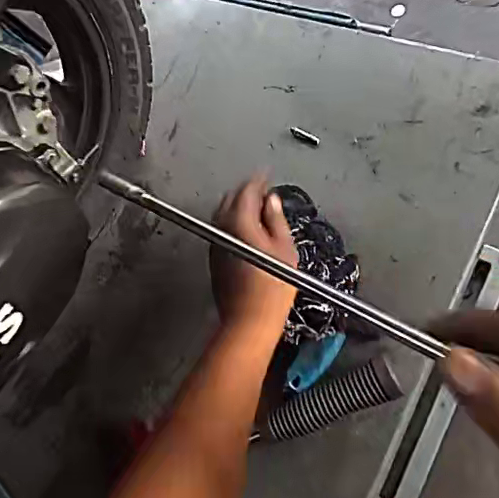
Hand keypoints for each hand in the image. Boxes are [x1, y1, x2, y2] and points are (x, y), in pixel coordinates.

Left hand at [210, 173, 299, 336]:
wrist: (249, 321)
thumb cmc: (271, 289)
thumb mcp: (285, 248)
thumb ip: (276, 218)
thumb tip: (272, 202)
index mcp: (239, 221)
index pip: (247, 189)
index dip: (259, 179)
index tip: (267, 176)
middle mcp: (221, 227)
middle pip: (232, 198)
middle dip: (248, 190)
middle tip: (265, 191)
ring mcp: (215, 242)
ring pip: (224, 212)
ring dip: (239, 205)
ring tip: (258, 208)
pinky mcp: (213, 256)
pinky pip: (222, 228)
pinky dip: (234, 221)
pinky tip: (247, 229)